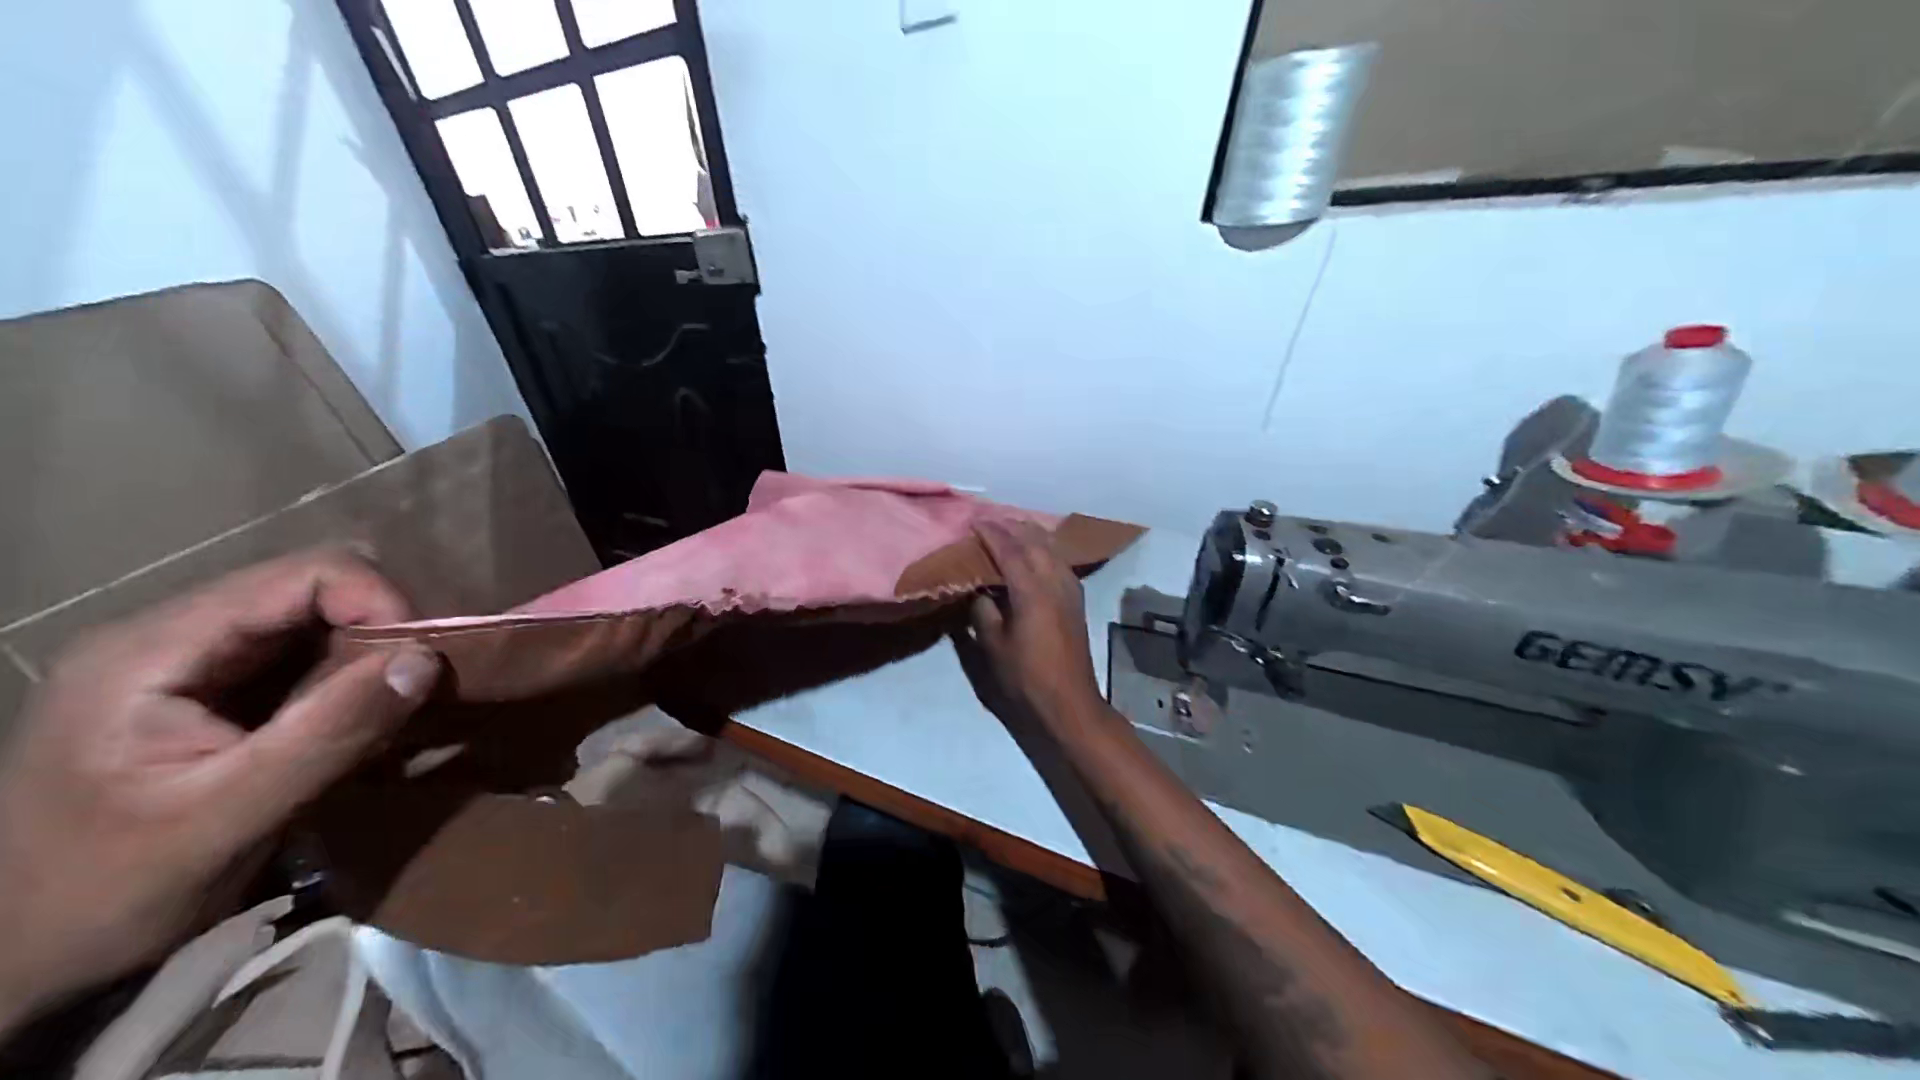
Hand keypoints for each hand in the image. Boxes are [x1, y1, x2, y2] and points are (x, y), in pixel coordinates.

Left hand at [0, 551, 441, 1030]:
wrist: (17, 962)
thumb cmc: (103, 894)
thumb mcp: (226, 818)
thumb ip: (330, 733)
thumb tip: (426, 659)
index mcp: (150, 651)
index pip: (302, 574)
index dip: (378, 601)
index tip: (421, 660)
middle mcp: (168, 636)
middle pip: (313, 589)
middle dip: (381, 629)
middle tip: (418, 685)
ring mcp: (190, 662)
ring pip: (316, 619)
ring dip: (371, 654)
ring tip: (398, 703)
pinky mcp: (213, 690)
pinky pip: (305, 655)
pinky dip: (352, 677)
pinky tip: (364, 716)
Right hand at [965, 520, 1104, 724]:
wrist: (1068, 702)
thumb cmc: (1025, 677)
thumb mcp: (993, 646)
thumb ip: (984, 611)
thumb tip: (980, 591)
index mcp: (1031, 591)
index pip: (1010, 551)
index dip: (991, 534)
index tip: (974, 521)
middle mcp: (1054, 583)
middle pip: (1035, 543)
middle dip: (1013, 527)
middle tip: (992, 520)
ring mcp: (1070, 591)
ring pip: (1052, 550)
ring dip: (1032, 535)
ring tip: (1013, 528)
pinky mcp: (1076, 601)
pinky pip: (1061, 563)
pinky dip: (1046, 550)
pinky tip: (1038, 553)